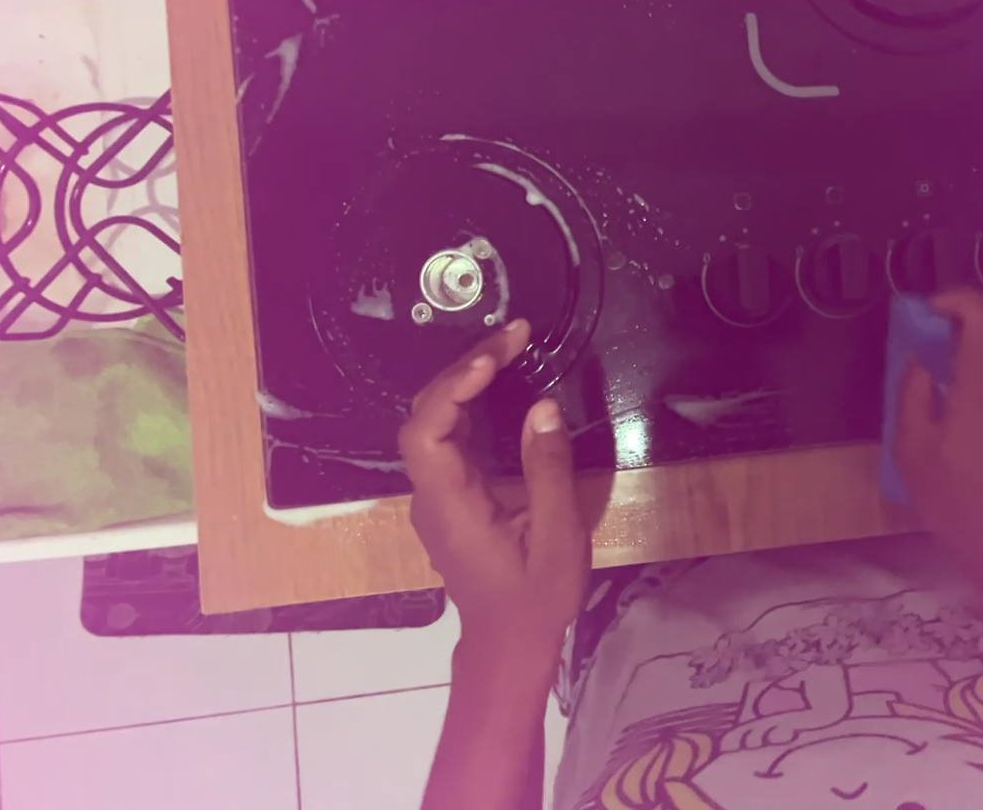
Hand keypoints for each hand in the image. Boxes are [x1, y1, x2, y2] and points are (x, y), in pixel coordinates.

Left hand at [398, 319, 591, 669]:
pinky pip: (450, 436)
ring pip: (434, 421)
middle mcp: (431, 494)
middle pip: (425, 416)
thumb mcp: (557, 537)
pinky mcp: (451, 495)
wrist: (508, 645)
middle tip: (514, 336)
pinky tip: (498, 383)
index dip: (453, 387)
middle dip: (464, 369)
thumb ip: (549, 471)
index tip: (496, 357)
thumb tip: (543, 407)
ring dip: (467, 378)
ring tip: (510, 347)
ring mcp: (437, 495)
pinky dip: (470, 401)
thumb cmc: (535, 598)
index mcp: (450, 505)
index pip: (427, 433)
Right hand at [894, 291, 982, 577]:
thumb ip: (914, 398)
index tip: (930, 311)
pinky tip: (964, 456)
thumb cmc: (960, 509)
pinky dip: (980, 413)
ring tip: (938, 438)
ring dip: (964, 393)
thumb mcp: (914, 455)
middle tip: (920, 385)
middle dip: (951, 358)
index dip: (960, 300)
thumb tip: (920, 364)